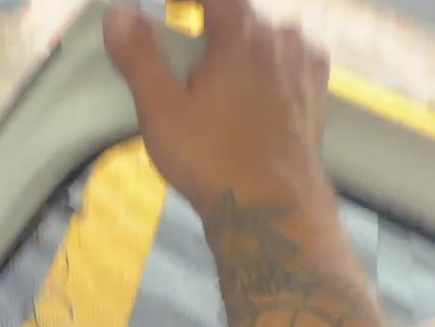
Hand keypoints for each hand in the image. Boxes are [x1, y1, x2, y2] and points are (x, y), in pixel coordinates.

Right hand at [104, 0, 331, 218]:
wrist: (267, 198)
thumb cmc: (207, 155)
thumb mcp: (160, 110)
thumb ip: (140, 59)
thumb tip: (119, 14)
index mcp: (240, 35)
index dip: (188, 0)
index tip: (170, 7)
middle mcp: (280, 36)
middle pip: (239, 22)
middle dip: (211, 37)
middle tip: (184, 71)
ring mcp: (303, 60)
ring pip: (264, 43)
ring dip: (238, 57)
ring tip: (213, 93)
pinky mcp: (314, 87)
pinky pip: (284, 65)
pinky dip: (262, 73)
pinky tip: (245, 102)